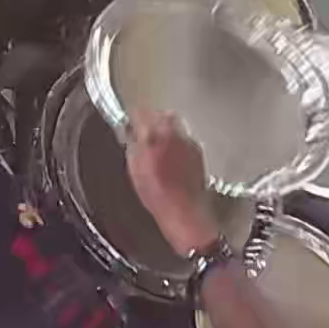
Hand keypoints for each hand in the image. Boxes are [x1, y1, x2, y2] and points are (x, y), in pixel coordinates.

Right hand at [125, 111, 220, 255]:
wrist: (185, 214)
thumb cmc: (157, 196)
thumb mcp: (134, 170)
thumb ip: (132, 146)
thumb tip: (131, 134)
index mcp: (151, 137)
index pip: (141, 114)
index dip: (134, 117)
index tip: (130, 122)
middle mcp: (171, 134)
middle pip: (160, 113)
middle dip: (151, 118)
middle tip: (144, 129)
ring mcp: (187, 141)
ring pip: (175, 120)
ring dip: (165, 124)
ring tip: (159, 138)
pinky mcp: (198, 150)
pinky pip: (184, 134)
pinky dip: (177, 136)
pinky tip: (173, 149)